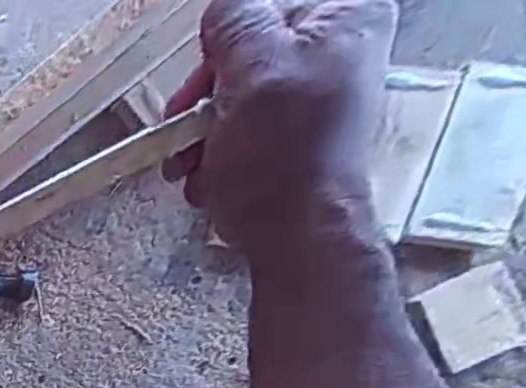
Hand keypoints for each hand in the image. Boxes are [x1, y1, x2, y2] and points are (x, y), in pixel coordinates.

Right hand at [163, 0, 395, 258]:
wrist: (293, 227)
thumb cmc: (278, 153)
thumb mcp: (254, 76)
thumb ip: (238, 28)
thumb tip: (222, 5)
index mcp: (343, 18)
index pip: (261, 12)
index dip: (219, 51)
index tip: (196, 92)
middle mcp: (333, 50)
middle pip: (240, 60)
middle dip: (201, 104)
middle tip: (182, 135)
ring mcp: (309, 98)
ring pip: (228, 103)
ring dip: (196, 139)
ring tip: (193, 166)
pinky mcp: (286, 139)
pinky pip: (234, 135)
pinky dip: (211, 158)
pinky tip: (211, 177)